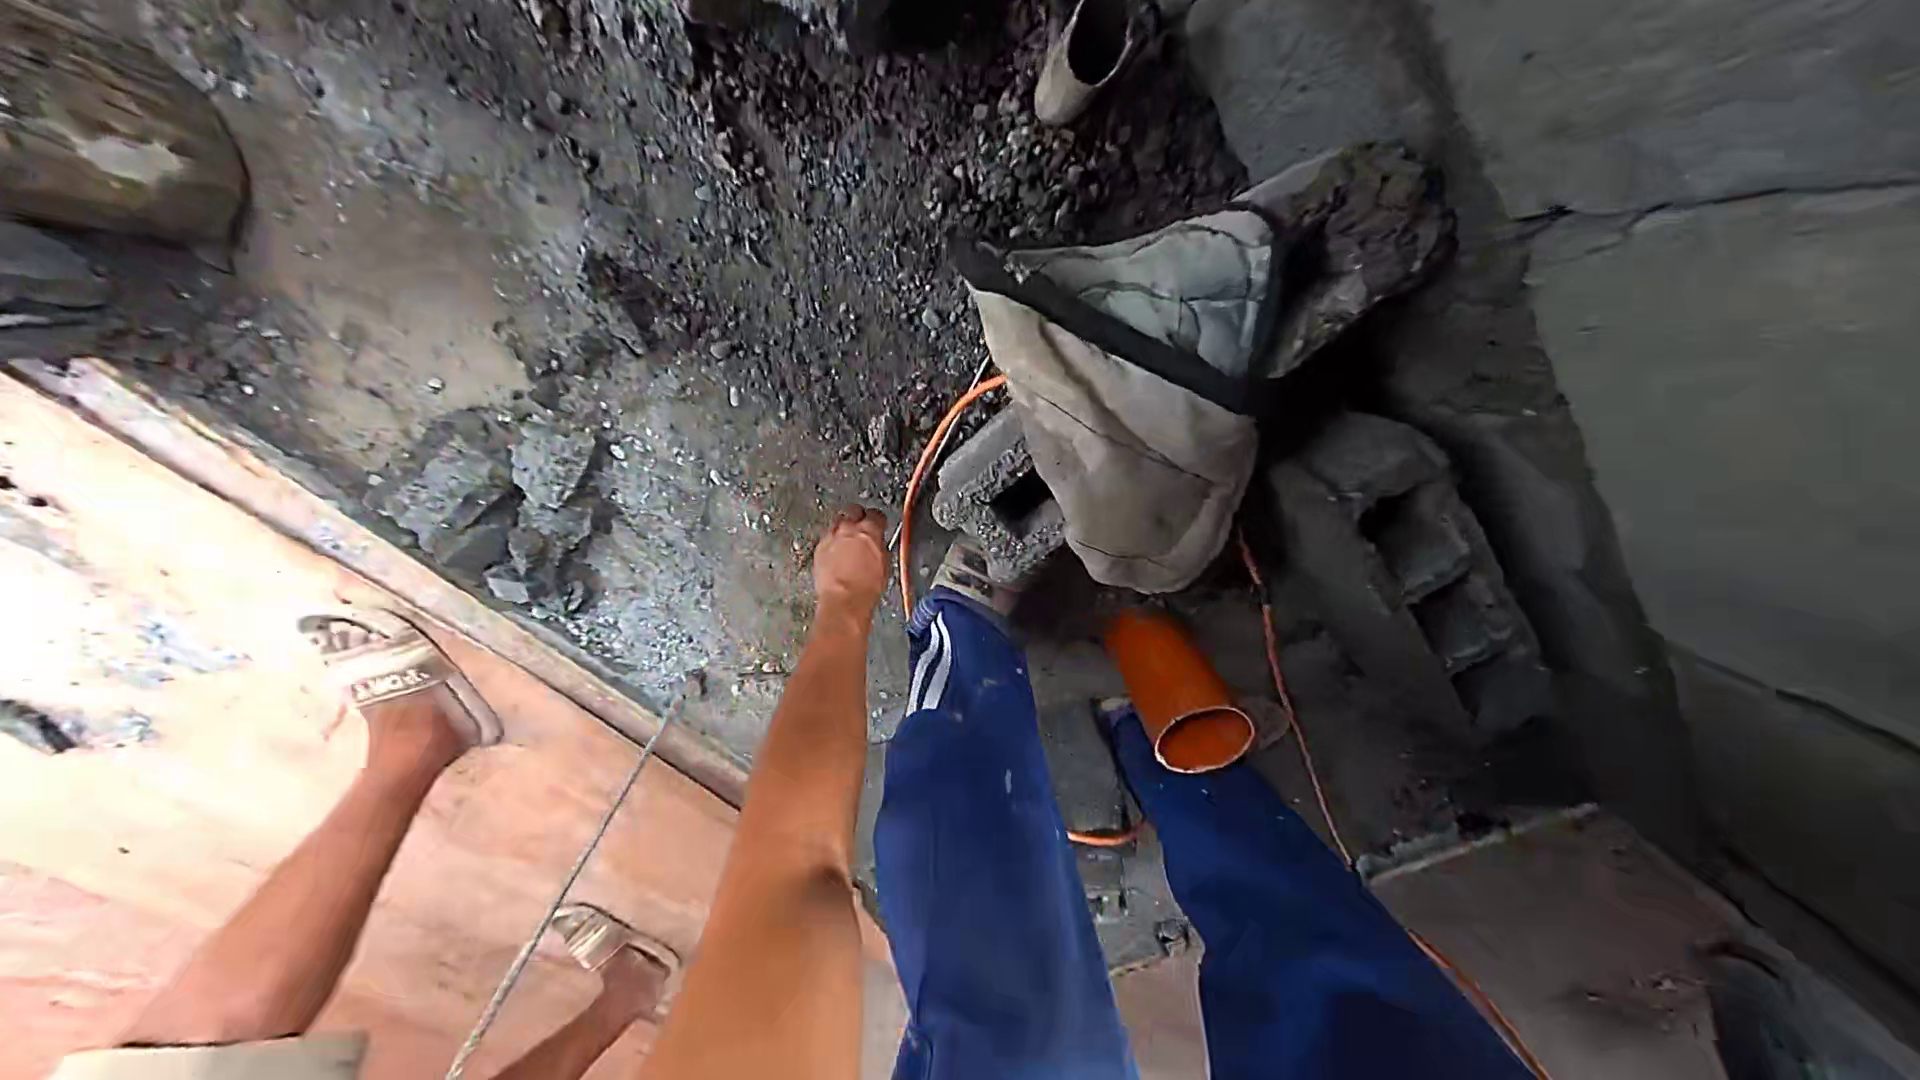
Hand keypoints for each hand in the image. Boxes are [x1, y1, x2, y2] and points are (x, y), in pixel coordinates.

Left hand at [811, 505, 887, 615]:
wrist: (844, 600)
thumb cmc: (865, 587)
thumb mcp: (885, 564)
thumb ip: (880, 547)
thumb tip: (879, 545)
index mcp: (869, 531)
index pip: (876, 514)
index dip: (878, 520)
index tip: (878, 524)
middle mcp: (848, 529)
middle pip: (853, 510)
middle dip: (858, 515)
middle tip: (861, 524)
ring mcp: (832, 537)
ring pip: (837, 521)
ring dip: (843, 527)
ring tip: (848, 538)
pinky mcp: (819, 549)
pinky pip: (827, 537)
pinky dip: (832, 541)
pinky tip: (837, 552)